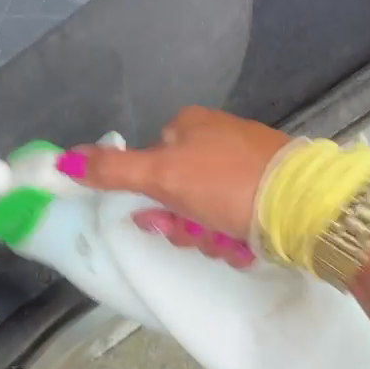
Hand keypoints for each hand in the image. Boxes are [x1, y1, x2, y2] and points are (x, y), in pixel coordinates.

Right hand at [59, 107, 291, 265]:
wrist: (307, 207)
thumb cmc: (226, 185)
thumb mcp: (161, 176)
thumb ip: (112, 169)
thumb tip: (61, 160)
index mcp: (189, 125)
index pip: (149, 166)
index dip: (150, 199)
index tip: (164, 219)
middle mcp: (216, 138)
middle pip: (174, 194)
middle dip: (182, 224)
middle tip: (200, 234)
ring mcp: (247, 163)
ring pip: (202, 212)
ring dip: (207, 236)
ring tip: (229, 243)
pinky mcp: (271, 188)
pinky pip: (233, 218)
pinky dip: (234, 236)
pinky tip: (248, 242)